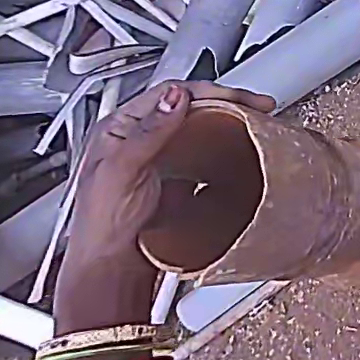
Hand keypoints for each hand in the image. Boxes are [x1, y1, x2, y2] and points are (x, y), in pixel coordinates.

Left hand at [64, 80, 273, 274]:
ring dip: (231, 120)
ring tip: (257, 122)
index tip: (237, 98)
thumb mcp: (122, 171)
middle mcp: (142, 137)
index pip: (170, 93)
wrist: (112, 268)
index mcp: (121, 127)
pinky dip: (229, 145)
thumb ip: (149, 131)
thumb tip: (176, 96)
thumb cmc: (101, 225)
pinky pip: (209, 151)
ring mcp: (163, 156)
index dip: (208, 91)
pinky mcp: (180, 176)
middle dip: (228, 101)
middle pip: (192, 106)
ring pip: (203, 125)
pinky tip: (242, 149)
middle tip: (258, 106)